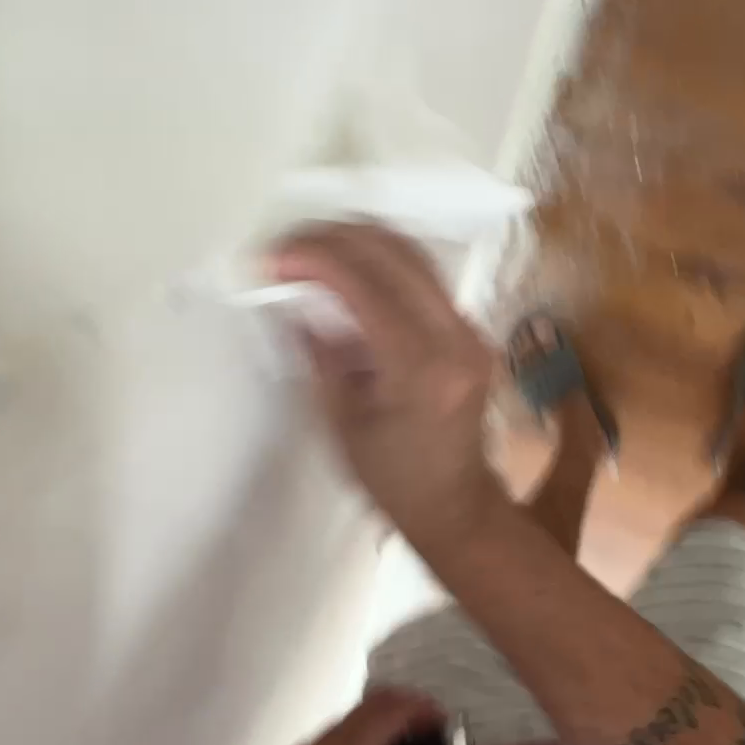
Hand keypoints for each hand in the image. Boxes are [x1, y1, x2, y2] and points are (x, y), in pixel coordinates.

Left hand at [234, 688, 452, 744]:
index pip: (390, 710)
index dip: (422, 708)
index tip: (446, 723)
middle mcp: (321, 744)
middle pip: (369, 706)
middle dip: (403, 710)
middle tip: (430, 733)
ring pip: (349, 721)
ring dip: (379, 724)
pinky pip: (331, 739)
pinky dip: (357, 739)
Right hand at [268, 222, 504, 546]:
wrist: (457, 506)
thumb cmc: (394, 481)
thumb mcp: (343, 424)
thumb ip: (320, 355)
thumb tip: (294, 302)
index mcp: (421, 367)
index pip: (365, 283)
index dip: (313, 259)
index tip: (271, 259)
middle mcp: (457, 337)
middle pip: (395, 252)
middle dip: (334, 238)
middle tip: (287, 250)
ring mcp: (472, 332)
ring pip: (415, 257)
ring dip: (360, 244)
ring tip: (313, 254)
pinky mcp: (473, 334)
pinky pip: (426, 280)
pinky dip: (383, 267)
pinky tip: (350, 277)